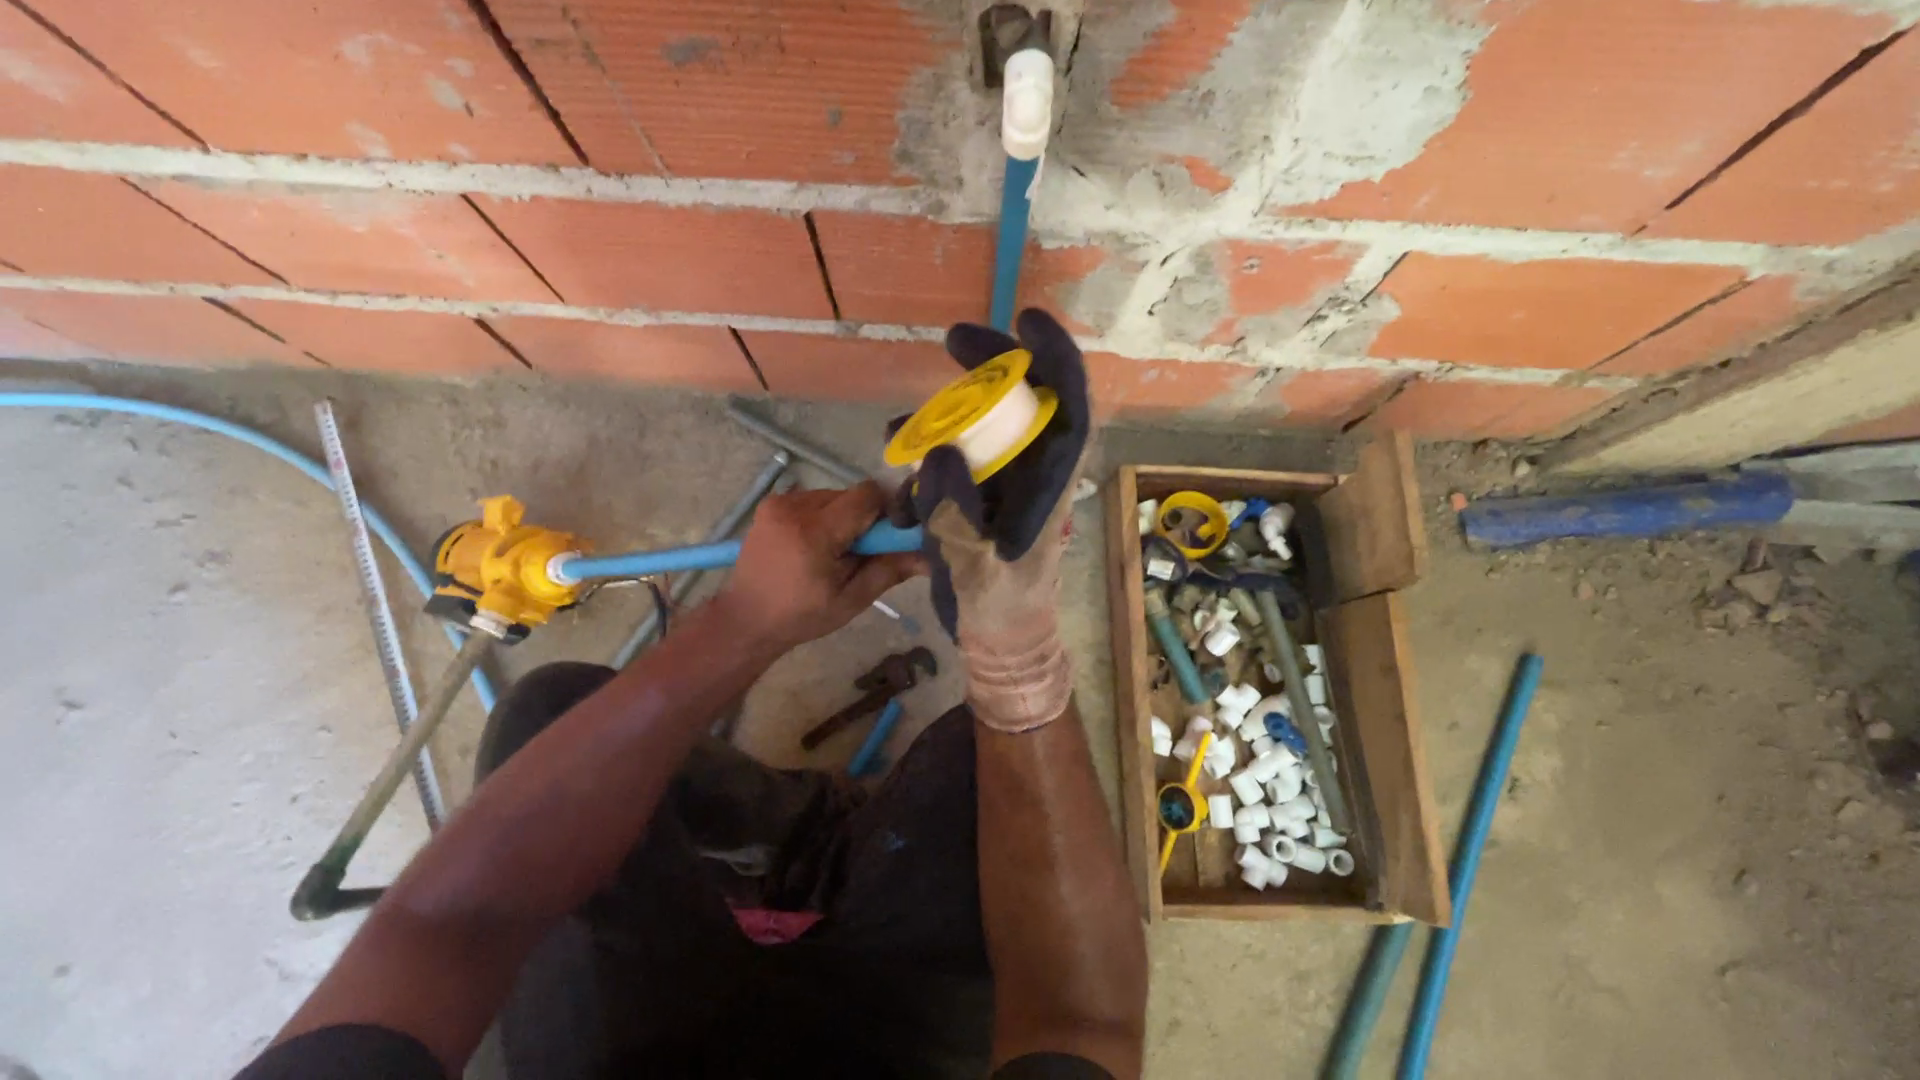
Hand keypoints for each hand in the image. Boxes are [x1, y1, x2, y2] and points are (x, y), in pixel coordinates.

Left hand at [713, 483, 923, 652]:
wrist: (746, 620)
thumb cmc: (801, 616)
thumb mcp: (850, 600)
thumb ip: (889, 571)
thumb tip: (929, 557)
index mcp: (814, 532)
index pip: (866, 495)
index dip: (885, 512)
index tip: (887, 538)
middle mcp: (794, 507)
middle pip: (850, 496)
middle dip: (862, 520)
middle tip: (859, 554)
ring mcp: (778, 503)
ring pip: (832, 496)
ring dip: (842, 518)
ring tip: (834, 553)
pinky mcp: (770, 505)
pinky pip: (812, 501)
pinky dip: (822, 518)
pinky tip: (814, 547)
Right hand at [904, 309, 1091, 731]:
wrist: (999, 643)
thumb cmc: (1003, 612)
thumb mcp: (979, 570)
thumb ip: (957, 515)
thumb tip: (941, 453)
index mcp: (1050, 486)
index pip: (1069, 410)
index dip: (1057, 359)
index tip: (1026, 321)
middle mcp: (1033, 474)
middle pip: (1026, 401)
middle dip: (995, 364)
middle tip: (954, 341)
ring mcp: (1007, 483)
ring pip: (989, 424)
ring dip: (952, 410)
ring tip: (905, 423)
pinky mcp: (982, 495)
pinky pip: (959, 455)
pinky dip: (931, 448)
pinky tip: (903, 461)